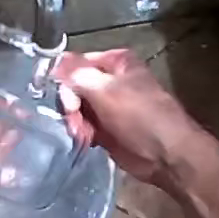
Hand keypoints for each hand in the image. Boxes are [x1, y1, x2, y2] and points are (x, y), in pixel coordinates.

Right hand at [55, 49, 212, 186]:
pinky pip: (84, 126)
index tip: (60, 95)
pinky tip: (84, 140)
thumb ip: (76, 76)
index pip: (76, 63)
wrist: (165, 155)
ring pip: (76, 109)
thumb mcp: (106, 89)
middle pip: (73, 87)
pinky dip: (81, 133)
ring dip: (74, 121)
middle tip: (71, 117)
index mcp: (115, 62)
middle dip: (69, 104)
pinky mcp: (106, 129)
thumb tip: (53, 68)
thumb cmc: (140, 116)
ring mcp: (108, 106)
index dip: (64, 77)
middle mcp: (110, 81)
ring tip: (80, 133)